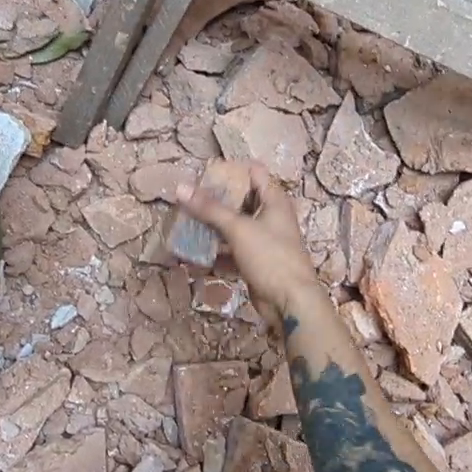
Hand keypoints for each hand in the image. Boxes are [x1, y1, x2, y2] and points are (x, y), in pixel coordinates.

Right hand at [178, 162, 323, 322]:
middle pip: (241, 199)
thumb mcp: (238, 228)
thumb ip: (209, 209)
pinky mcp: (255, 262)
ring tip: (184, 220)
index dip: (232, 169)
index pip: (254, 172)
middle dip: (216, 199)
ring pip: (233, 226)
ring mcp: (263, 240)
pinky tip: (193, 252)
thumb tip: (181, 188)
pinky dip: (215, 251)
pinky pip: (231, 251)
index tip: (204, 172)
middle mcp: (270, 216)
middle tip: (188, 196)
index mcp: (274, 200)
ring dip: (212, 226)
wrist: (290, 302)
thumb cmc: (270, 256)